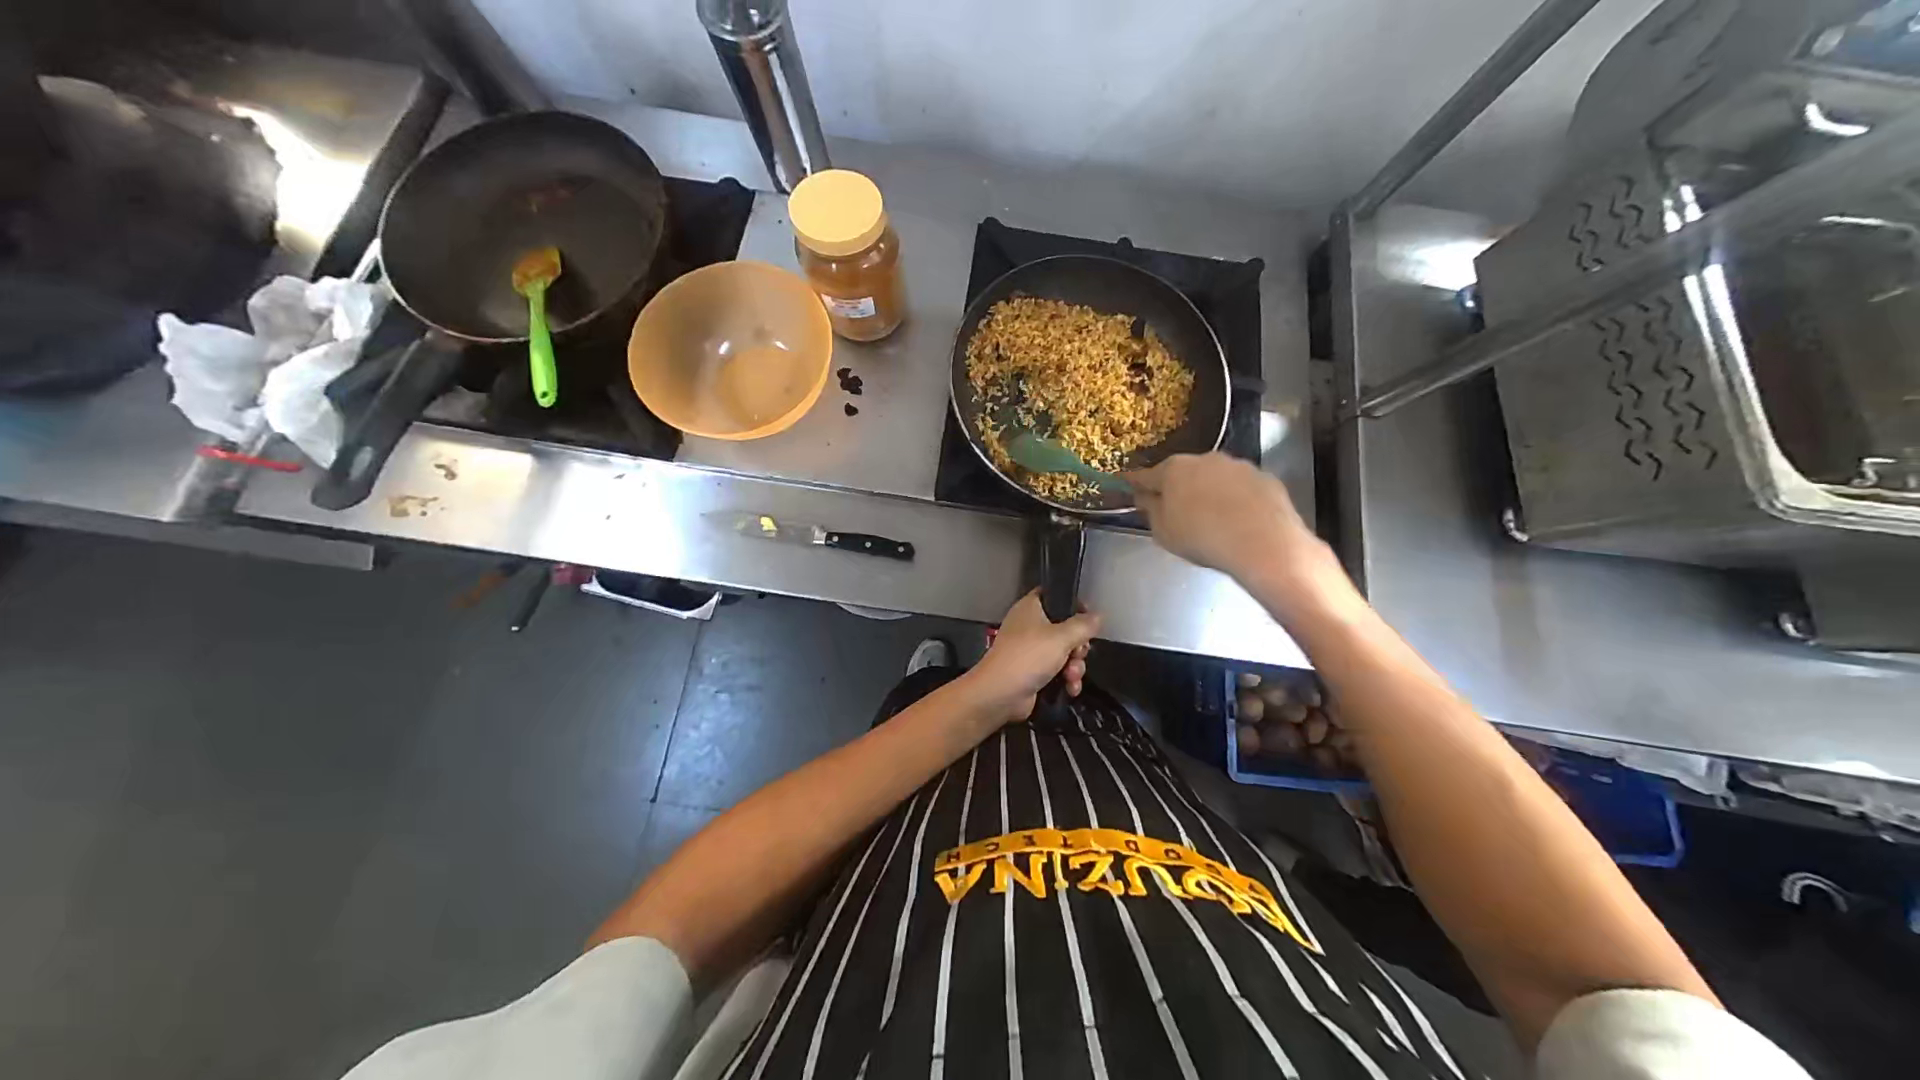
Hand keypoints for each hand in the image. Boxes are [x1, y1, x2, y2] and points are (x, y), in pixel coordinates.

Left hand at [962, 590, 1100, 722]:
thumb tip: (1099, 616)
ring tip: (1072, 676)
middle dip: (1078, 645)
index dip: (1075, 605)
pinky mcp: (1033, 671)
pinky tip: (1070, 688)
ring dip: (1075, 666)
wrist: (1000, 694)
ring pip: (1065, 652)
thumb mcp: (1061, 637)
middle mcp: (1030, 625)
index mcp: (1031, 607)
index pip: (1056, 596)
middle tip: (1078, 653)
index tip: (1089, 619)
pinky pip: (1058, 670)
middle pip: (1066, 628)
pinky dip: (1066, 679)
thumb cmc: (1028, 657)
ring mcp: (1031, 650)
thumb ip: (1084, 625)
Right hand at [1127, 453, 1345, 606]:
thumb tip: (1146, 497)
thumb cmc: (1203, 537)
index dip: (1133, 482)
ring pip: (1214, 478)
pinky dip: (1236, 500)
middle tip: (1177, 514)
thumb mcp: (1163, 532)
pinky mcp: (1265, 478)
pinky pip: (1242, 488)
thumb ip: (1150, 510)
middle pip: (1183, 473)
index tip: (1125, 484)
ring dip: (1209, 493)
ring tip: (1213, 522)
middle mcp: (1205, 459)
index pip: (1145, 475)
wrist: (1264, 543)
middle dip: (1177, 489)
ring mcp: (1238, 466)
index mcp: (1173, 469)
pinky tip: (1239, 523)